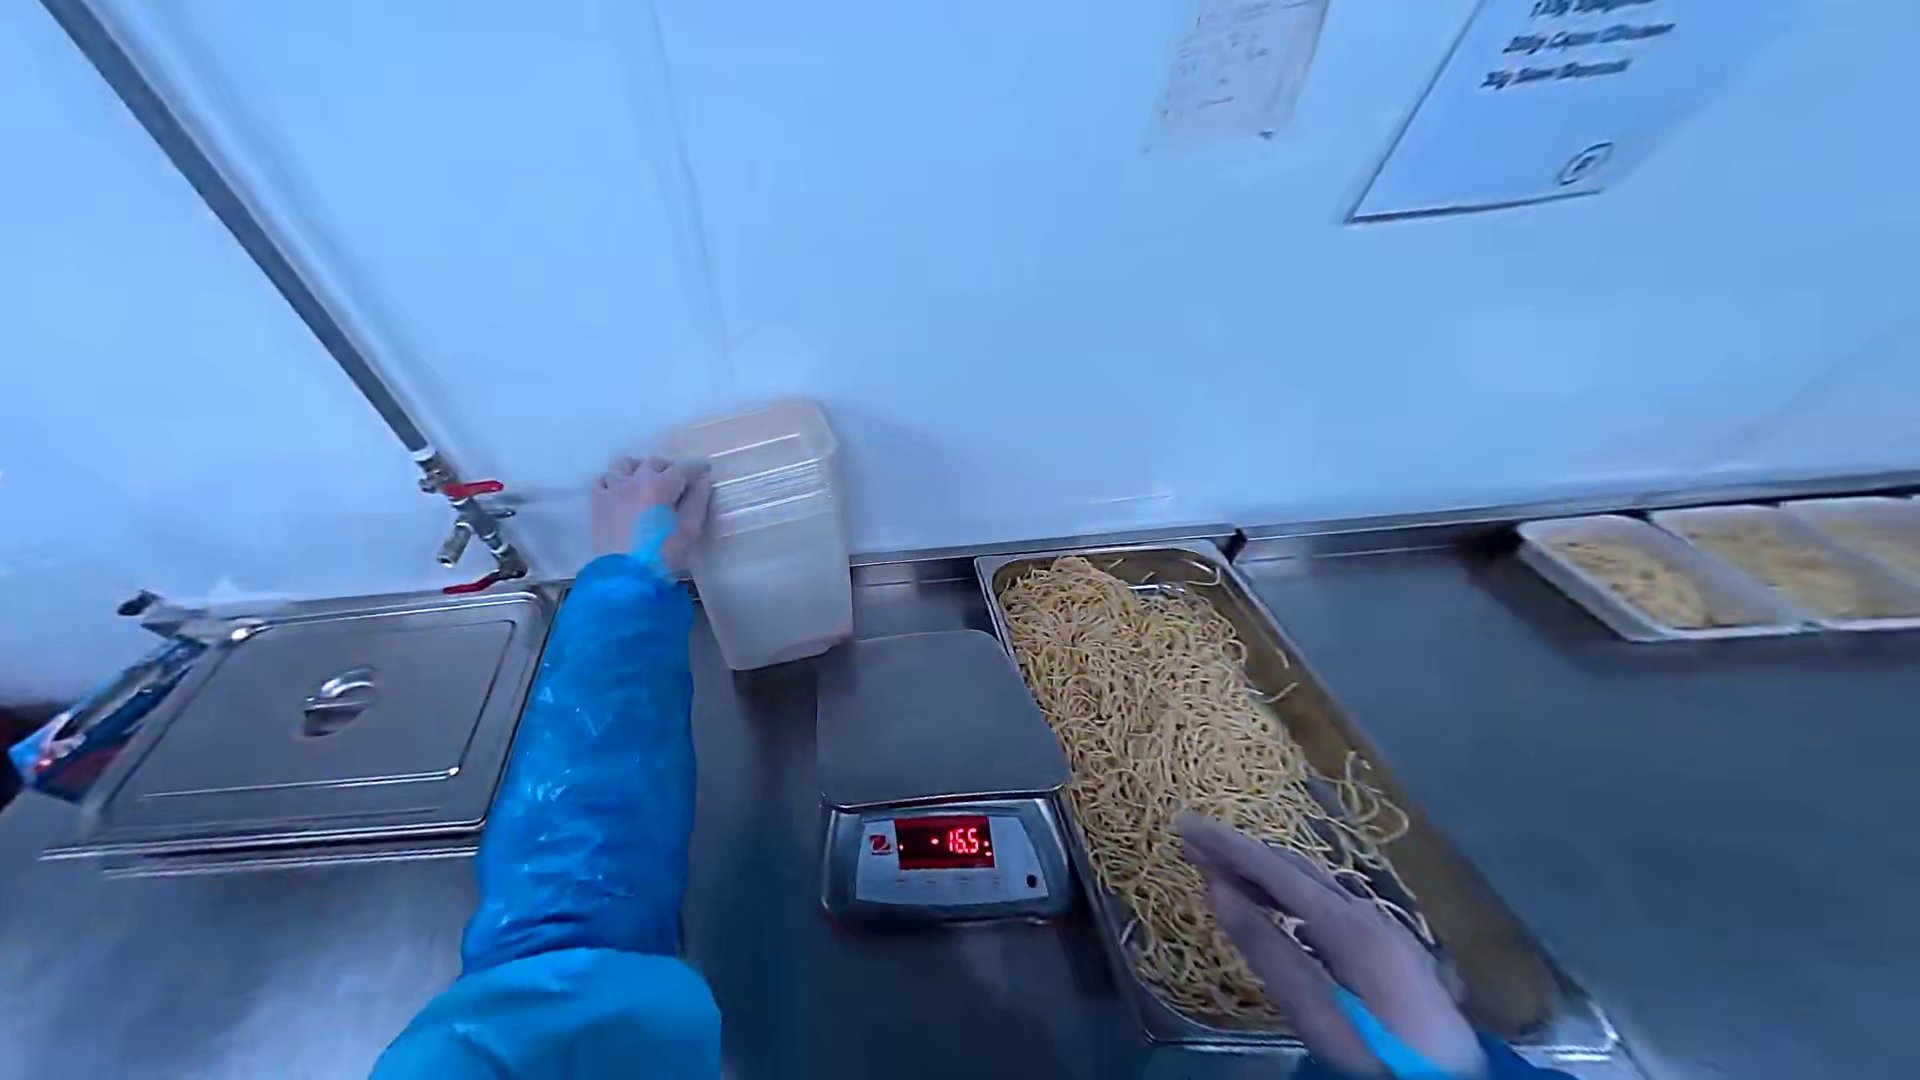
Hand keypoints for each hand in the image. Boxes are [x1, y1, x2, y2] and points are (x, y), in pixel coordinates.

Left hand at [589, 456, 713, 575]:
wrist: (627, 576)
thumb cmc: (664, 553)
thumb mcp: (690, 529)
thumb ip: (698, 501)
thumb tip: (702, 481)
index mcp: (659, 486)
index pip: (682, 468)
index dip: (697, 467)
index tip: (705, 468)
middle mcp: (634, 481)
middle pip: (654, 462)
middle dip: (670, 467)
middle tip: (680, 479)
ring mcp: (612, 490)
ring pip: (625, 465)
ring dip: (640, 467)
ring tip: (648, 478)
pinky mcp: (598, 502)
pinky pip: (604, 480)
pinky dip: (615, 479)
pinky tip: (622, 489)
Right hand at [1178, 813, 1484, 1077]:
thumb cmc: (1380, 1058)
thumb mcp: (1317, 1013)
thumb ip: (1266, 949)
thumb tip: (1215, 890)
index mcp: (1348, 924)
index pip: (1273, 867)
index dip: (1225, 842)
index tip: (1184, 823)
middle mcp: (1363, 911)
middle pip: (1288, 868)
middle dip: (1235, 852)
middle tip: (1188, 845)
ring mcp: (1377, 925)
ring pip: (1305, 881)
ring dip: (1256, 871)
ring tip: (1214, 867)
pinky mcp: (1381, 943)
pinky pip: (1319, 901)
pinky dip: (1281, 893)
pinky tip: (1263, 901)